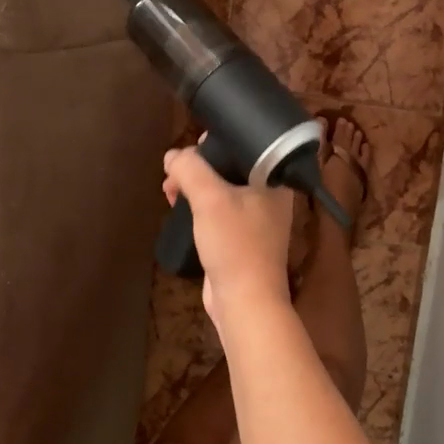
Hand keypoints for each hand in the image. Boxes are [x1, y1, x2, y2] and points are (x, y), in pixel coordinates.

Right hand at [163, 144, 292, 322]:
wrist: (244, 301)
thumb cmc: (235, 244)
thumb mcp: (210, 199)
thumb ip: (190, 169)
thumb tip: (173, 155)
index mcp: (274, 179)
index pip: (244, 145)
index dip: (214, 143)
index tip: (189, 148)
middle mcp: (269, 195)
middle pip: (228, 168)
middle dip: (197, 168)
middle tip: (172, 175)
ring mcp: (257, 218)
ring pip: (220, 190)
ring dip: (194, 188)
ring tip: (170, 191)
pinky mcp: (242, 238)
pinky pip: (218, 212)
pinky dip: (199, 208)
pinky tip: (179, 209)